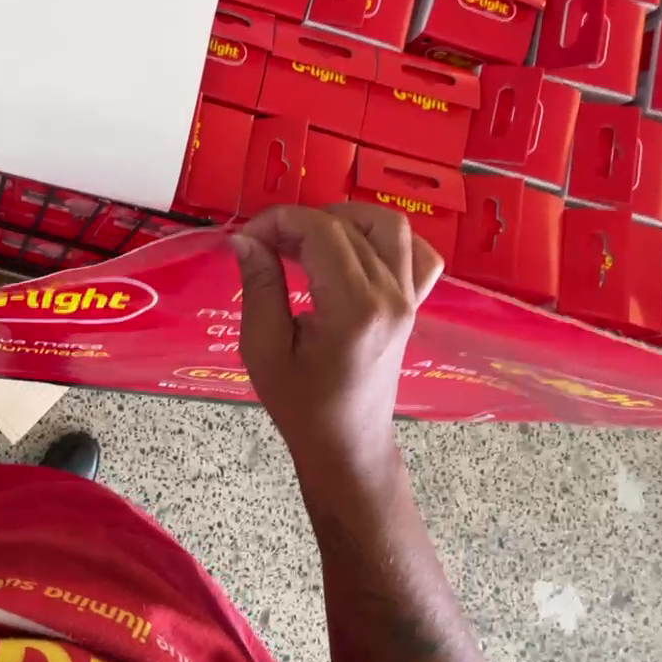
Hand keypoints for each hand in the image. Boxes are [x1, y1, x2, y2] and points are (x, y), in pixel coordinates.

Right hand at [231, 204, 441, 464]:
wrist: (346, 442)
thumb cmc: (300, 403)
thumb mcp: (263, 348)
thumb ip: (259, 287)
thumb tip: (246, 239)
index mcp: (353, 309)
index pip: (321, 232)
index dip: (279, 221)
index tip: (246, 238)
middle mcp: (391, 296)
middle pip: (350, 225)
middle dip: (299, 221)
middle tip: (265, 244)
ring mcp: (409, 298)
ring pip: (389, 227)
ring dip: (343, 220)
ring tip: (305, 240)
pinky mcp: (413, 304)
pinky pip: (415, 253)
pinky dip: (384, 240)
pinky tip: (353, 251)